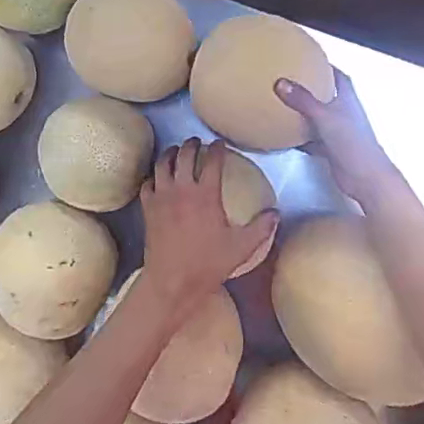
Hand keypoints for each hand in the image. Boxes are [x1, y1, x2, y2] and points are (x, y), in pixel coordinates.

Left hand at [140, 138, 277, 315]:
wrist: (172, 282)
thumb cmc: (208, 264)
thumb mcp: (241, 247)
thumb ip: (261, 228)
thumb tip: (276, 213)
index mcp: (206, 194)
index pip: (213, 160)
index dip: (218, 148)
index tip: (221, 143)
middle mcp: (182, 189)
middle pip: (185, 154)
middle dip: (192, 144)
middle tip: (197, 142)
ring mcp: (162, 196)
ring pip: (163, 163)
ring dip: (170, 153)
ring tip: (176, 151)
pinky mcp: (147, 208)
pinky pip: (148, 183)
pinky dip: (154, 176)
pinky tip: (158, 179)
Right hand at [275, 70, 408, 209]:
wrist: (365, 177)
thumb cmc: (352, 142)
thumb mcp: (324, 116)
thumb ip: (303, 100)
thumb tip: (281, 82)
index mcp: (346, 97)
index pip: (336, 75)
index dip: (324, 66)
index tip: (307, 59)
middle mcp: (344, 111)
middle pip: (326, 95)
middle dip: (310, 88)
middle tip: (288, 81)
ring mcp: (338, 130)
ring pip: (318, 117)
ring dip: (303, 113)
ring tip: (282, 105)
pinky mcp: (332, 148)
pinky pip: (312, 138)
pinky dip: (300, 137)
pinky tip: (285, 136)